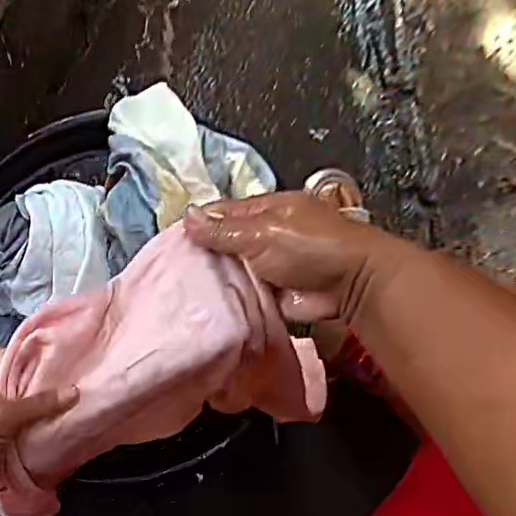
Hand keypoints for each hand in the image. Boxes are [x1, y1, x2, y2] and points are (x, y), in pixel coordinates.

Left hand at [0, 365, 77, 487]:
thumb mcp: (6, 414)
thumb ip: (40, 403)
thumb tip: (74, 391)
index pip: (5, 357)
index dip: (26, 355)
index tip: (52, 355)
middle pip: (16, 382)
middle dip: (38, 382)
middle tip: (67, 377)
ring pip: (22, 404)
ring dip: (40, 406)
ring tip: (69, 397)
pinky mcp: (0, 434)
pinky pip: (23, 424)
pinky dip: (37, 423)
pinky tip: (58, 419)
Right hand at [182, 193, 424, 321]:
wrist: (349, 285)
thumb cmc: (310, 247)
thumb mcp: (262, 232)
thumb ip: (223, 229)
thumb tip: (186, 216)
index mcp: (264, 211)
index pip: (220, 213)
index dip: (195, 225)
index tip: (168, 243)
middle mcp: (260, 236)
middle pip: (219, 243)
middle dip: (197, 255)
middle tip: (167, 271)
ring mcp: (262, 266)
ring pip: (225, 271)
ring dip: (207, 280)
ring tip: (175, 290)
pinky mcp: (264, 293)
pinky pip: (235, 294)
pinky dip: (220, 298)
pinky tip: (197, 305)